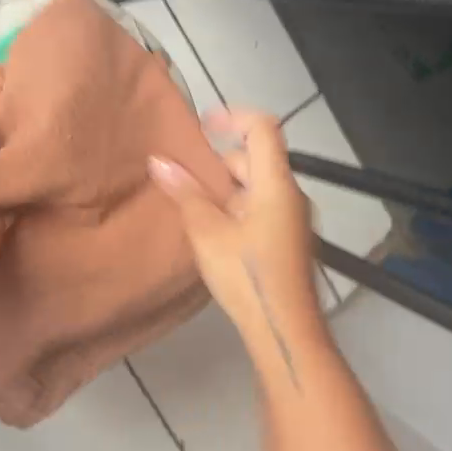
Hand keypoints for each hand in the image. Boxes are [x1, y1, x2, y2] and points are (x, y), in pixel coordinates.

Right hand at [148, 108, 321, 343]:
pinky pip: (258, 205)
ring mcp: (292, 218)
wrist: (285, 334)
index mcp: (276, 185)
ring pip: (253, 184)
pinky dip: (233, 206)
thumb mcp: (206, 231)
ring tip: (192, 209)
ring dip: (222, 188)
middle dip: (216, 163)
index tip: (201, 125)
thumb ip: (184, 191)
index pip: (263, 128)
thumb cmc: (247, 276)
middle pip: (253, 158)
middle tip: (183, 180)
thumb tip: (158, 161)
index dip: (232, 116)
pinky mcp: (287, 239)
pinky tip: (211, 231)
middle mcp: (290, 195)